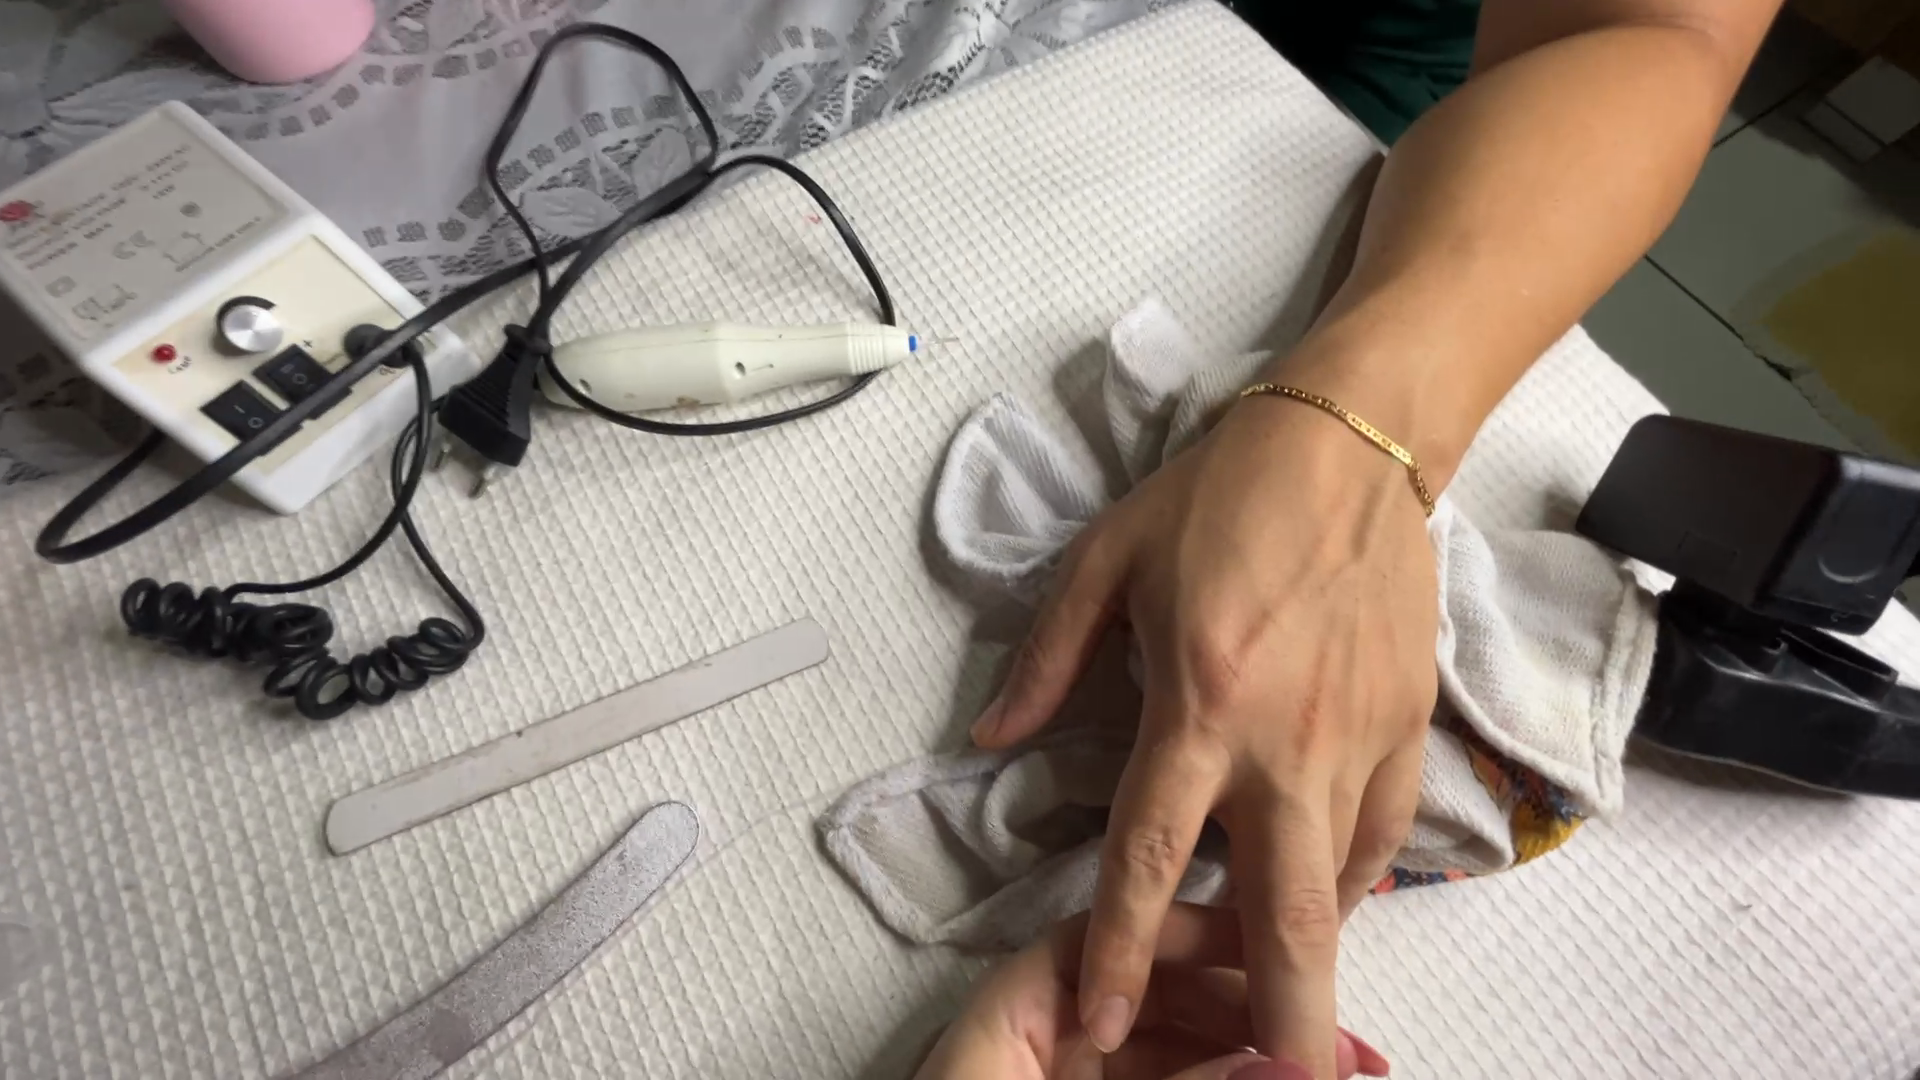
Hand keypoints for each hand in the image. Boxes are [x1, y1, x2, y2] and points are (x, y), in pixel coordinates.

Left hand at [970, 376, 1438, 1077]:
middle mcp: (1286, 743)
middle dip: (1277, 1020)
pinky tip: (1324, 879)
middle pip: (1283, 914)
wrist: (1345, 450)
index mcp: (1199, 702)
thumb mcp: (1107, 561)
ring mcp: (1363, 739)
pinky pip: (1388, 832)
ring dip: (1308, 945)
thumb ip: (1048, 659)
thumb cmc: (1212, 501)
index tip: (1104, 1025)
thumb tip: (991, 736)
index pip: (1152, 853)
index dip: (1122, 949)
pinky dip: (1352, 873)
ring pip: (1343, 884)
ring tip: (1271, 986)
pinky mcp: (1416, 724)